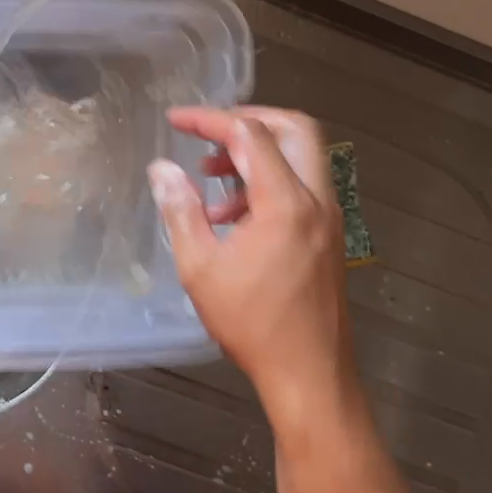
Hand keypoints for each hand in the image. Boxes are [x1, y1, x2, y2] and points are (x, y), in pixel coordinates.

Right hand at [148, 107, 353, 426]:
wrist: (309, 373)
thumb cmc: (251, 322)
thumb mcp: (200, 267)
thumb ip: (180, 211)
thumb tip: (162, 169)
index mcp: (285, 202)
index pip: (250, 135)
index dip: (210, 119)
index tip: (174, 120)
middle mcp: (317, 199)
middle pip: (294, 128)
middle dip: (247, 119)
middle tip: (207, 131)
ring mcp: (329, 217)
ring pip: (302, 155)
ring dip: (258, 152)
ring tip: (210, 177)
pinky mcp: (330, 235)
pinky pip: (303, 185)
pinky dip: (270, 180)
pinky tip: (232, 216)